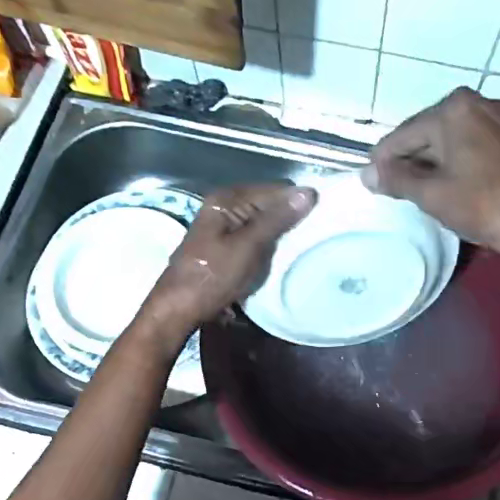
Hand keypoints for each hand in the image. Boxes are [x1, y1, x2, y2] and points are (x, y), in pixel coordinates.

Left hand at [137, 183, 315, 338]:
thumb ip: (277, 219)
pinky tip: (280, 260)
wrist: (177, 309)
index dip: (299, 204)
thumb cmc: (212, 277)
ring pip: (264, 223)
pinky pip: (255, 238)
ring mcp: (223, 226)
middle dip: (291, 220)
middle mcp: (224, 206)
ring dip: (281, 236)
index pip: (276, 189)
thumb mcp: (249, 247)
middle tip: (314, 239)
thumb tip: (309, 192)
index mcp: (228, 199)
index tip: (322, 222)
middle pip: (269, 204)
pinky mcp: (225, 245)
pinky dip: (268, 247)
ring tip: (302, 250)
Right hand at [363, 87, 499, 257]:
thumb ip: (396, 179)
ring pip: (453, 140)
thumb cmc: (481, 203)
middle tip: (395, 189)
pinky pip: (473, 146)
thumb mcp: (431, 194)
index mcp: (452, 108)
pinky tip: (452, 186)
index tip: (370, 180)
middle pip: (429, 133)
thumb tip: (367, 174)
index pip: (404, 134)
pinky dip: (458, 163)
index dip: (383, 160)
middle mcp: (477, 102)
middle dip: (410, 160)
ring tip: (421, 191)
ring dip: (434, 163)